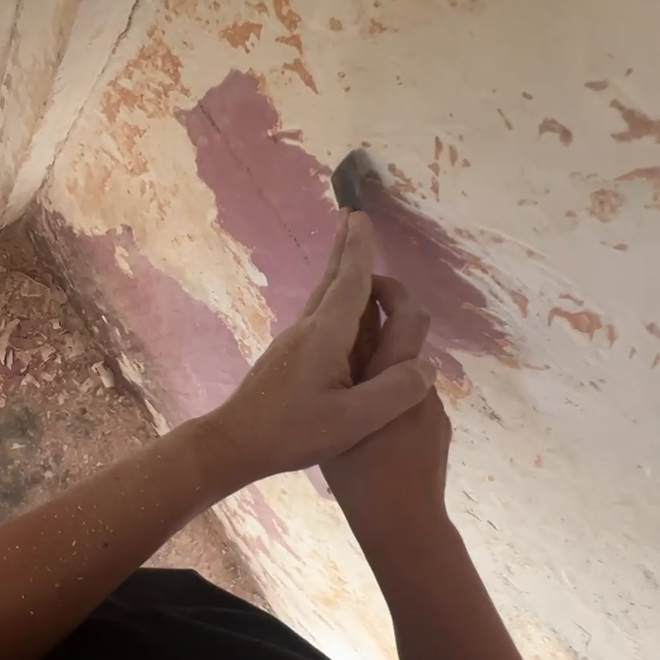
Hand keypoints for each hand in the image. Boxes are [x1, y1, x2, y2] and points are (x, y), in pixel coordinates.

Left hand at [198, 212, 435, 485]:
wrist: (234, 443)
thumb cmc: (291, 433)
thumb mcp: (353, 420)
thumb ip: (394, 392)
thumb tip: (425, 367)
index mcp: (324, 337)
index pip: (349, 284)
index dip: (359, 251)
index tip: (361, 218)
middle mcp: (306, 331)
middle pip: (330, 282)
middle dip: (345, 250)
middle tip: (351, 216)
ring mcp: (292, 345)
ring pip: (321, 300)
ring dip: (338, 273)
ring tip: (350, 255)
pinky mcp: (287, 360)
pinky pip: (318, 320)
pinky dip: (334, 301)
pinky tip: (340, 314)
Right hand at [320, 275, 452, 542]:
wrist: (403, 521)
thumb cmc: (360, 475)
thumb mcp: (336, 424)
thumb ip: (339, 382)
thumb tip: (335, 348)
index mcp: (394, 379)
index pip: (404, 315)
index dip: (387, 288)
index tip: (362, 276)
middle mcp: (420, 386)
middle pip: (411, 331)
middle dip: (388, 308)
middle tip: (355, 305)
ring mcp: (431, 407)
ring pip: (407, 366)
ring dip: (383, 357)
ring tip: (345, 375)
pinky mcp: (435, 427)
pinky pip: (410, 395)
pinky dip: (389, 390)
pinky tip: (364, 415)